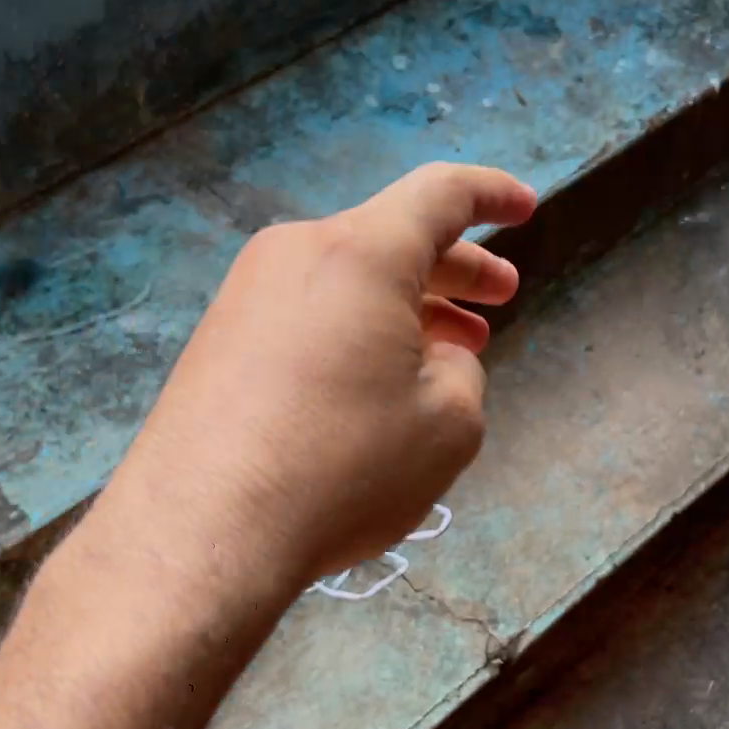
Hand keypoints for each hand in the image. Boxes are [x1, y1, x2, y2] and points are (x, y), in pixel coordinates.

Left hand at [88, 163, 537, 607]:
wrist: (203, 534)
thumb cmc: (346, 467)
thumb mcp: (450, 424)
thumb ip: (462, 371)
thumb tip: (433, 357)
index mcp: (361, 255)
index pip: (440, 195)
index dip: (493, 194)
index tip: (526, 207)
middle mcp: (298, 253)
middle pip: (394, 238)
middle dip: (458, 267)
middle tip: (501, 297)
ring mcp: (249, 296)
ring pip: (353, 280)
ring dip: (412, 305)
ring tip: (454, 348)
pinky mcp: (222, 341)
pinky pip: (314, 313)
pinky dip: (365, 330)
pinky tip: (387, 381)